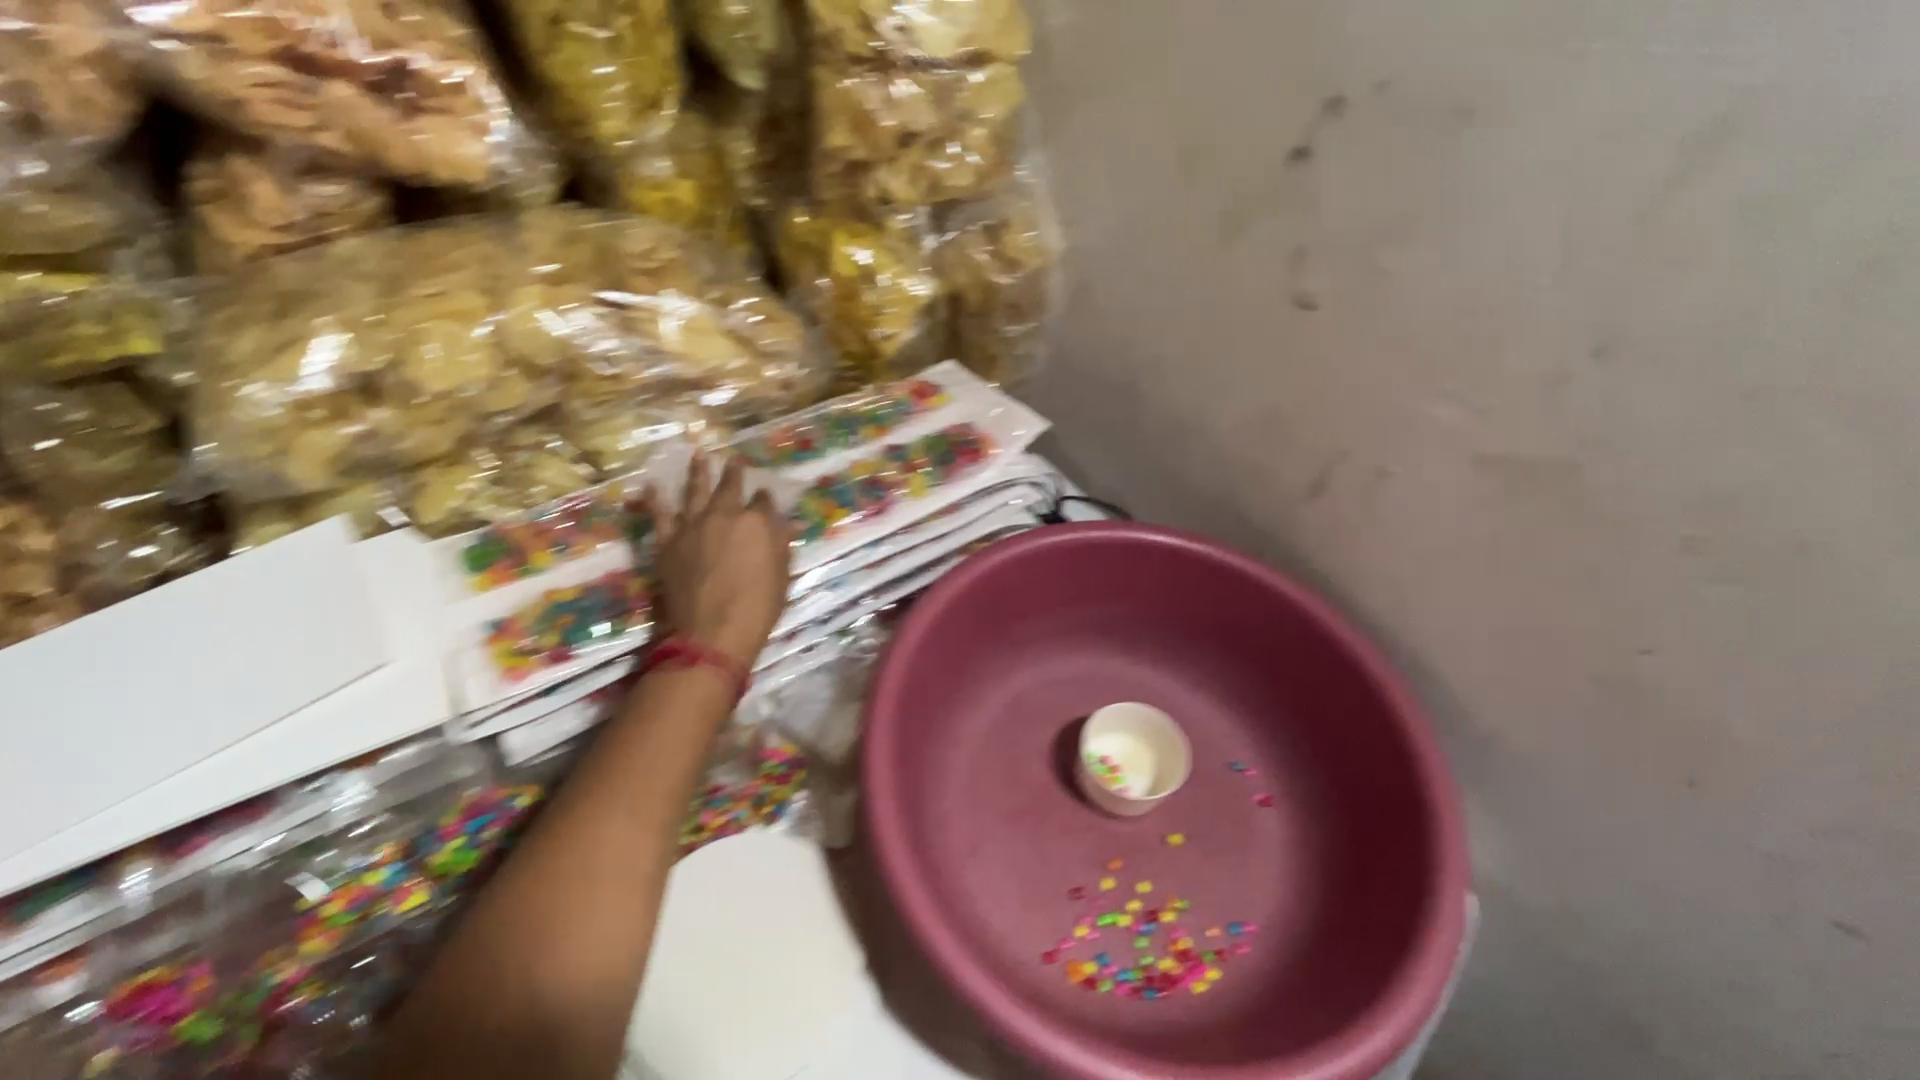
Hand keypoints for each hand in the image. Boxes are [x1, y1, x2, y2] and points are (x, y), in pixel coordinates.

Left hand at [652, 453, 792, 666]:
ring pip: (695, 491)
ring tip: (699, 455)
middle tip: (735, 461)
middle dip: (734, 474)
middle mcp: (724, 515)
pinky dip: (655, 499)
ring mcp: (692, 526)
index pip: (763, 502)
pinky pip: (659, 515)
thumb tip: (783, 524)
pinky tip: (652, 485)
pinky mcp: (667, 541)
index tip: (765, 498)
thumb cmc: (757, 609)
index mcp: (757, 523)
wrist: (712, 633)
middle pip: (730, 487)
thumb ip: (781, 546)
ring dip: (698, 472)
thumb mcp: (781, 577)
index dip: (765, 500)